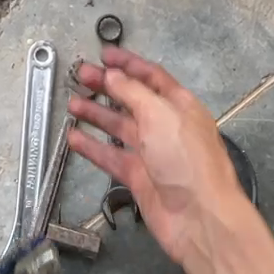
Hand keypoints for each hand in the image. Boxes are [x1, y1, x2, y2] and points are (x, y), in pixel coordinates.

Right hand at [67, 47, 248, 267]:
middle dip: (106, 86)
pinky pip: (111, 157)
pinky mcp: (139, 178)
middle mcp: (165, 125)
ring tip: (72, 103)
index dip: (128, 63)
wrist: (200, 219)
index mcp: (179, 105)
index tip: (103, 55)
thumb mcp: (159, 114)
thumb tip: (112, 74)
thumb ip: (132, 92)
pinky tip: (73, 137)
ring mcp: (151, 152)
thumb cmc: (185, 157)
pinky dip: (92, 147)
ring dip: (96, 114)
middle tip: (80, 75)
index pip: (151, 76)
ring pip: (119, 127)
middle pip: (131, 99)